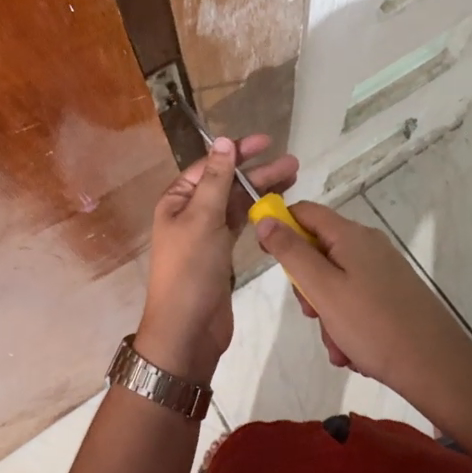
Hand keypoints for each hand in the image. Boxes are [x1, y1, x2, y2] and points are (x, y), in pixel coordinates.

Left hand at [136, 134, 295, 383]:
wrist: (187, 331)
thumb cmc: (191, 270)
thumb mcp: (203, 218)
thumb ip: (216, 179)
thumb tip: (223, 141)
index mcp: (177, 199)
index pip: (210, 165)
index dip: (238, 151)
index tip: (267, 142)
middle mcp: (190, 211)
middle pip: (227, 182)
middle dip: (258, 171)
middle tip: (293, 163)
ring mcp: (206, 233)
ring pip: (237, 202)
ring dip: (262, 190)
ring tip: (294, 178)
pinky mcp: (221, 254)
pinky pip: (240, 223)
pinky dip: (258, 213)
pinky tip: (277, 207)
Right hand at [254, 201, 471, 393]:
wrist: (439, 369)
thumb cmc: (374, 326)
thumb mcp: (323, 289)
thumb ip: (291, 252)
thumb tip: (265, 218)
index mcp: (350, 235)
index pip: (304, 212)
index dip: (281, 228)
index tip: (269, 259)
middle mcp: (369, 245)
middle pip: (319, 251)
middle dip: (308, 286)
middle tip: (313, 314)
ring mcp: (384, 271)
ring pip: (337, 282)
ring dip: (329, 314)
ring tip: (340, 347)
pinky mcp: (395, 296)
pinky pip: (357, 301)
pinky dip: (349, 324)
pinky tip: (355, 352)